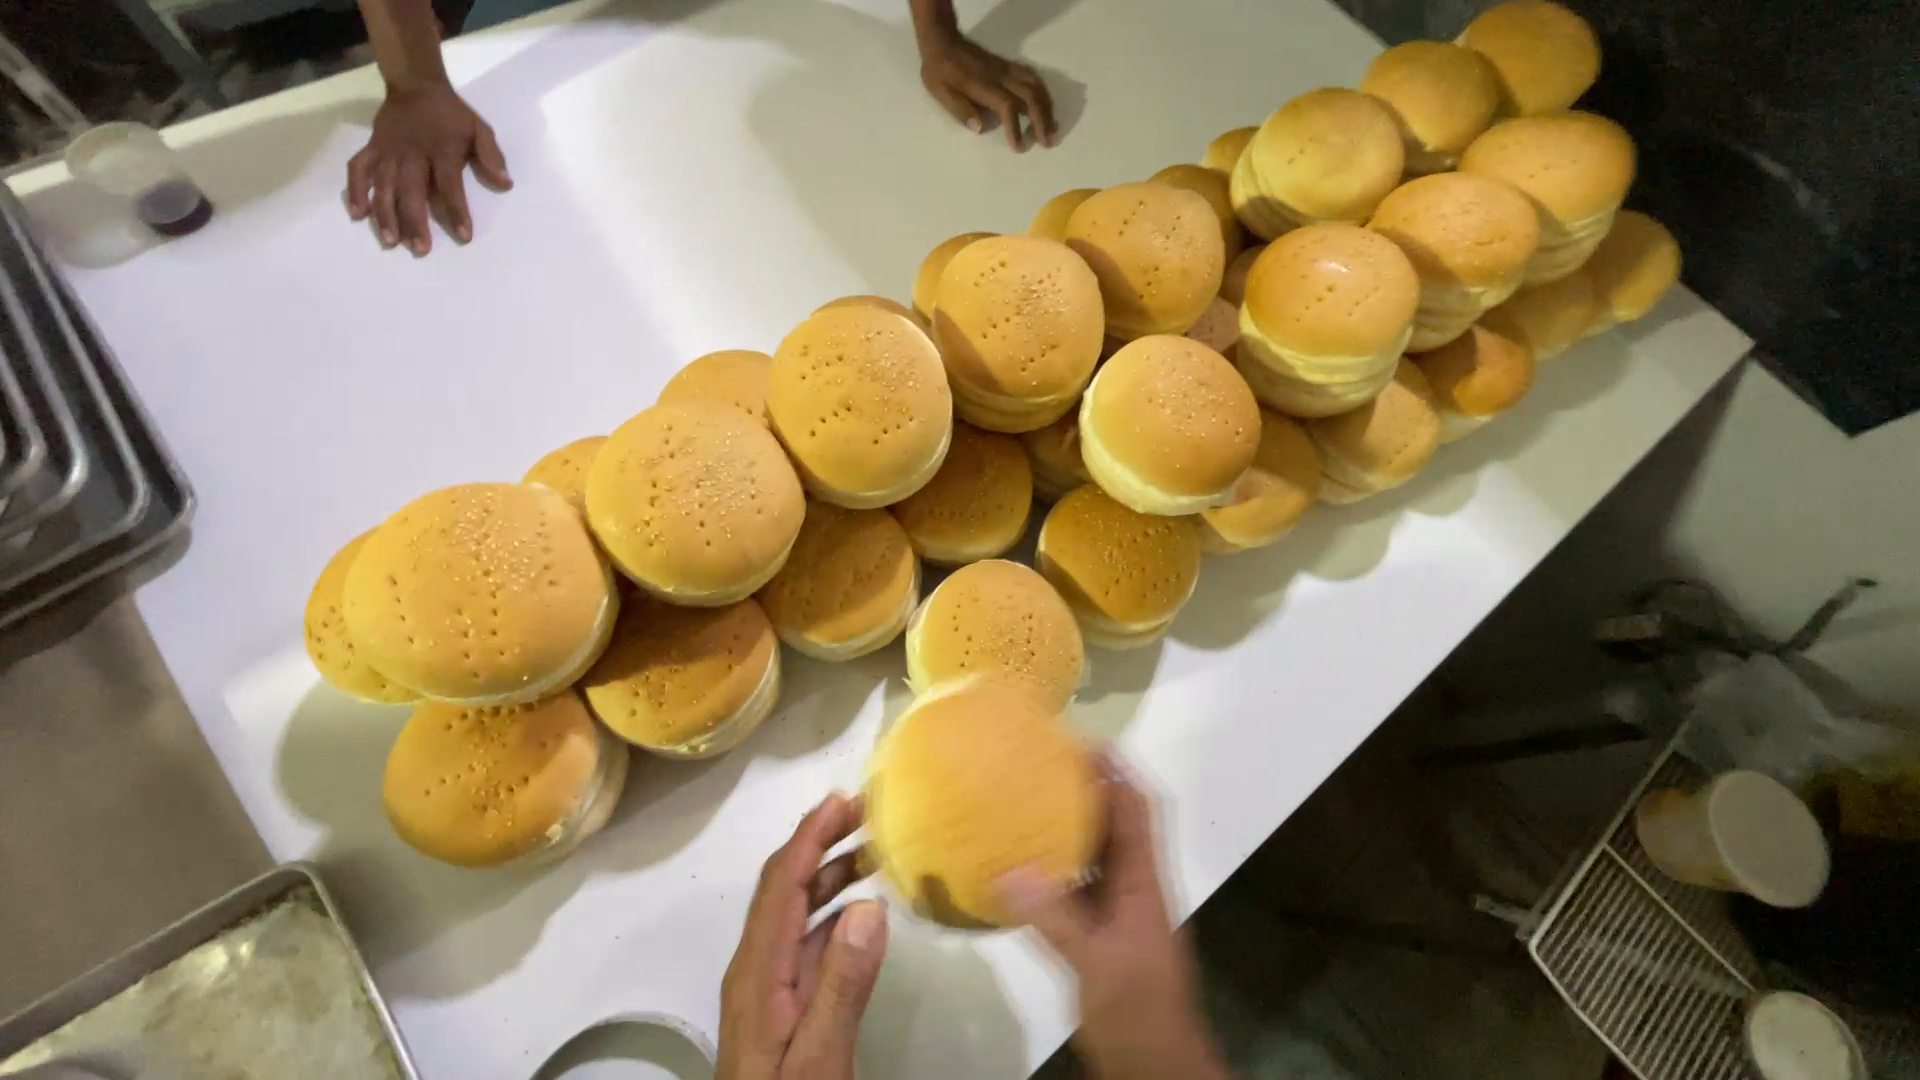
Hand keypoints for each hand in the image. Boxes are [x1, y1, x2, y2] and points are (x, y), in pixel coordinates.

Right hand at [346, 81, 510, 255]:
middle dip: (414, 221)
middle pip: (411, 191)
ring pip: (382, 185)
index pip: (449, 186)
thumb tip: (506, 183)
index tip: (463, 237)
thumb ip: (491, 156)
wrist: (415, 84)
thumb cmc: (453, 114)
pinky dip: (355, 190)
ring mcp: (388, 151)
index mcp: (441, 151)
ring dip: (384, 214)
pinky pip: (358, 169)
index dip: (456, 212)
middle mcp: (411, 153)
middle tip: (420, 249)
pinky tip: (357, 213)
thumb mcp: (480, 129)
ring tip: (391, 241)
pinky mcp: (372, 147)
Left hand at [718, 793, 889, 1079]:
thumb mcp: (819, 1059)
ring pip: (798, 911)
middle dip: (822, 842)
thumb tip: (868, 905)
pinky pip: (808, 940)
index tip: (843, 799)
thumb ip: (842, 985)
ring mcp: (769, 986)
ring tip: (875, 851)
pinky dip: (835, 912)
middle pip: (785, 887)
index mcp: (758, 971)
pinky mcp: (784, 1004)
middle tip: (868, 812)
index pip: (782, 884)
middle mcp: (757, 967)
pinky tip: (864, 912)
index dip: (810, 835)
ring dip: (831, 873)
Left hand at [917, 28, 1056, 151]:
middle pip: (1030, 96)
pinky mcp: (1008, 67)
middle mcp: (1000, 76)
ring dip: (1047, 107)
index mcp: (983, 85)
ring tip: (1053, 128)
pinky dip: (1043, 93)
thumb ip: (960, 109)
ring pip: (1035, 85)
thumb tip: (979, 128)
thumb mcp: (941, 92)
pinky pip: (1033, 78)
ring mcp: (1006, 70)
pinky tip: (1046, 107)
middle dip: (1042, 120)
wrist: (942, 40)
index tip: (1019, 147)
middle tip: (1048, 142)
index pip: (1007, 106)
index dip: (1015, 127)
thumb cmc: (939, 70)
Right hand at [1000, 757, 1231, 1079]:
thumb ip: (1055, 918)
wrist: (1157, 1070)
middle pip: (1115, 821)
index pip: (1138, 807)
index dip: (1117, 769)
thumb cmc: (1139, 1012)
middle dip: (1085, 788)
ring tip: (1024, 803)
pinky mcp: (1101, 936)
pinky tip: (1018, 869)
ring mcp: (1118, 911)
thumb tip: (1007, 870)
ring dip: (1067, 826)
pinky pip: (1075, 887)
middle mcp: (1134, 886)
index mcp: (1144, 881)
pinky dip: (1051, 870)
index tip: (1081, 740)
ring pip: (1095, 853)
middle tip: (1039, 765)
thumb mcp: (1096, 963)